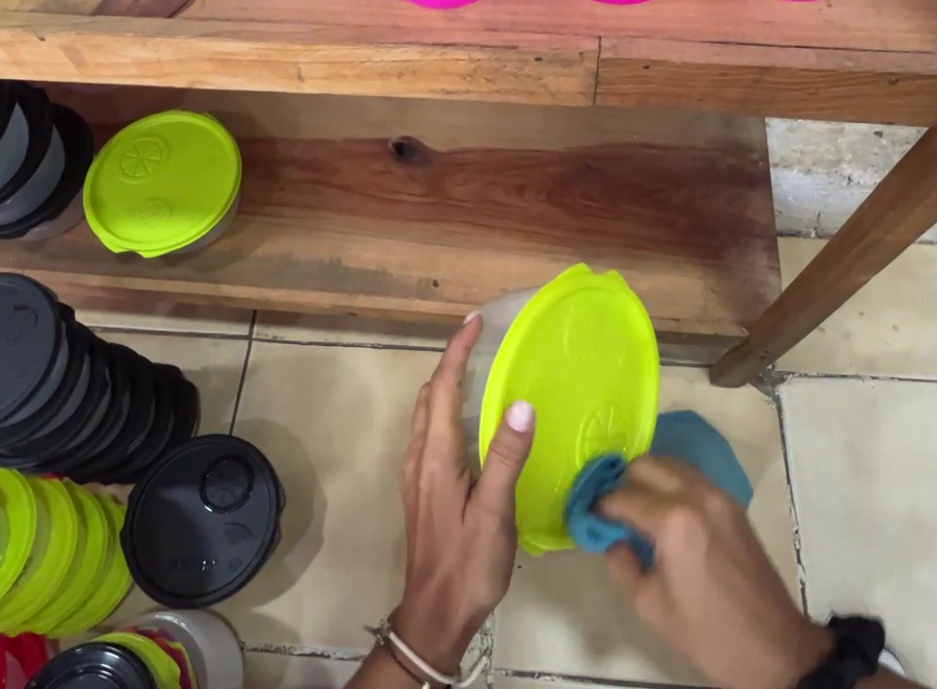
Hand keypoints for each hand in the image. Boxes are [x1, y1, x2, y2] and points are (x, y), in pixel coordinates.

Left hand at [390, 313, 536, 672]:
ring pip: (426, 414)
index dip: (457, 352)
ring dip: (446, 385)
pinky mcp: (422, 488)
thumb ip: (506, 457)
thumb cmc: (468, 562)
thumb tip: (519, 403)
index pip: (442, 388)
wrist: (435, 614)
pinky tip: (470, 423)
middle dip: (450, 362)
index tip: (474, 322)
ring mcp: (417, 473)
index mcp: (436, 455)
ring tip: (476, 371)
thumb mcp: (495, 512)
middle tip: (479, 340)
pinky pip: (430, 432)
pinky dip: (446, 409)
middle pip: (428, 395)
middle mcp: (420, 456)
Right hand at [599, 458, 830, 688]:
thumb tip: (612, 538)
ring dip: (647, 478)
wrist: (775, 648)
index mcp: (673, 521)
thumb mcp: (650, 606)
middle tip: (612, 511)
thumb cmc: (708, 633)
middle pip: (645, 465)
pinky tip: (664, 510)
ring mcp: (718, 495)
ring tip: (637, 507)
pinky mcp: (732, 503)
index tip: (588, 517)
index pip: (622, 496)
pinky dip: (671, 482)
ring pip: (669, 463)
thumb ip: (621, 563)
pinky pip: (691, 476)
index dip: (600, 507)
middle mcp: (696, 496)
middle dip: (622, 483)